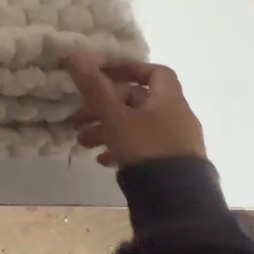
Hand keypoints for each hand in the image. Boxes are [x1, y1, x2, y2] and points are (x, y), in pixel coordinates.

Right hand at [65, 53, 204, 168]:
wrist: (176, 200)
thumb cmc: (145, 148)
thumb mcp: (114, 116)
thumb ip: (94, 87)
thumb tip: (76, 54)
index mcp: (169, 100)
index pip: (155, 72)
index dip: (128, 69)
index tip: (102, 75)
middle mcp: (177, 116)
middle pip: (138, 101)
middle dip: (105, 106)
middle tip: (79, 117)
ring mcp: (177, 142)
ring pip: (137, 125)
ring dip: (108, 129)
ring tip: (83, 142)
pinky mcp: (173, 164)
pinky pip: (144, 147)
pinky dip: (121, 147)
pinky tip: (102, 159)